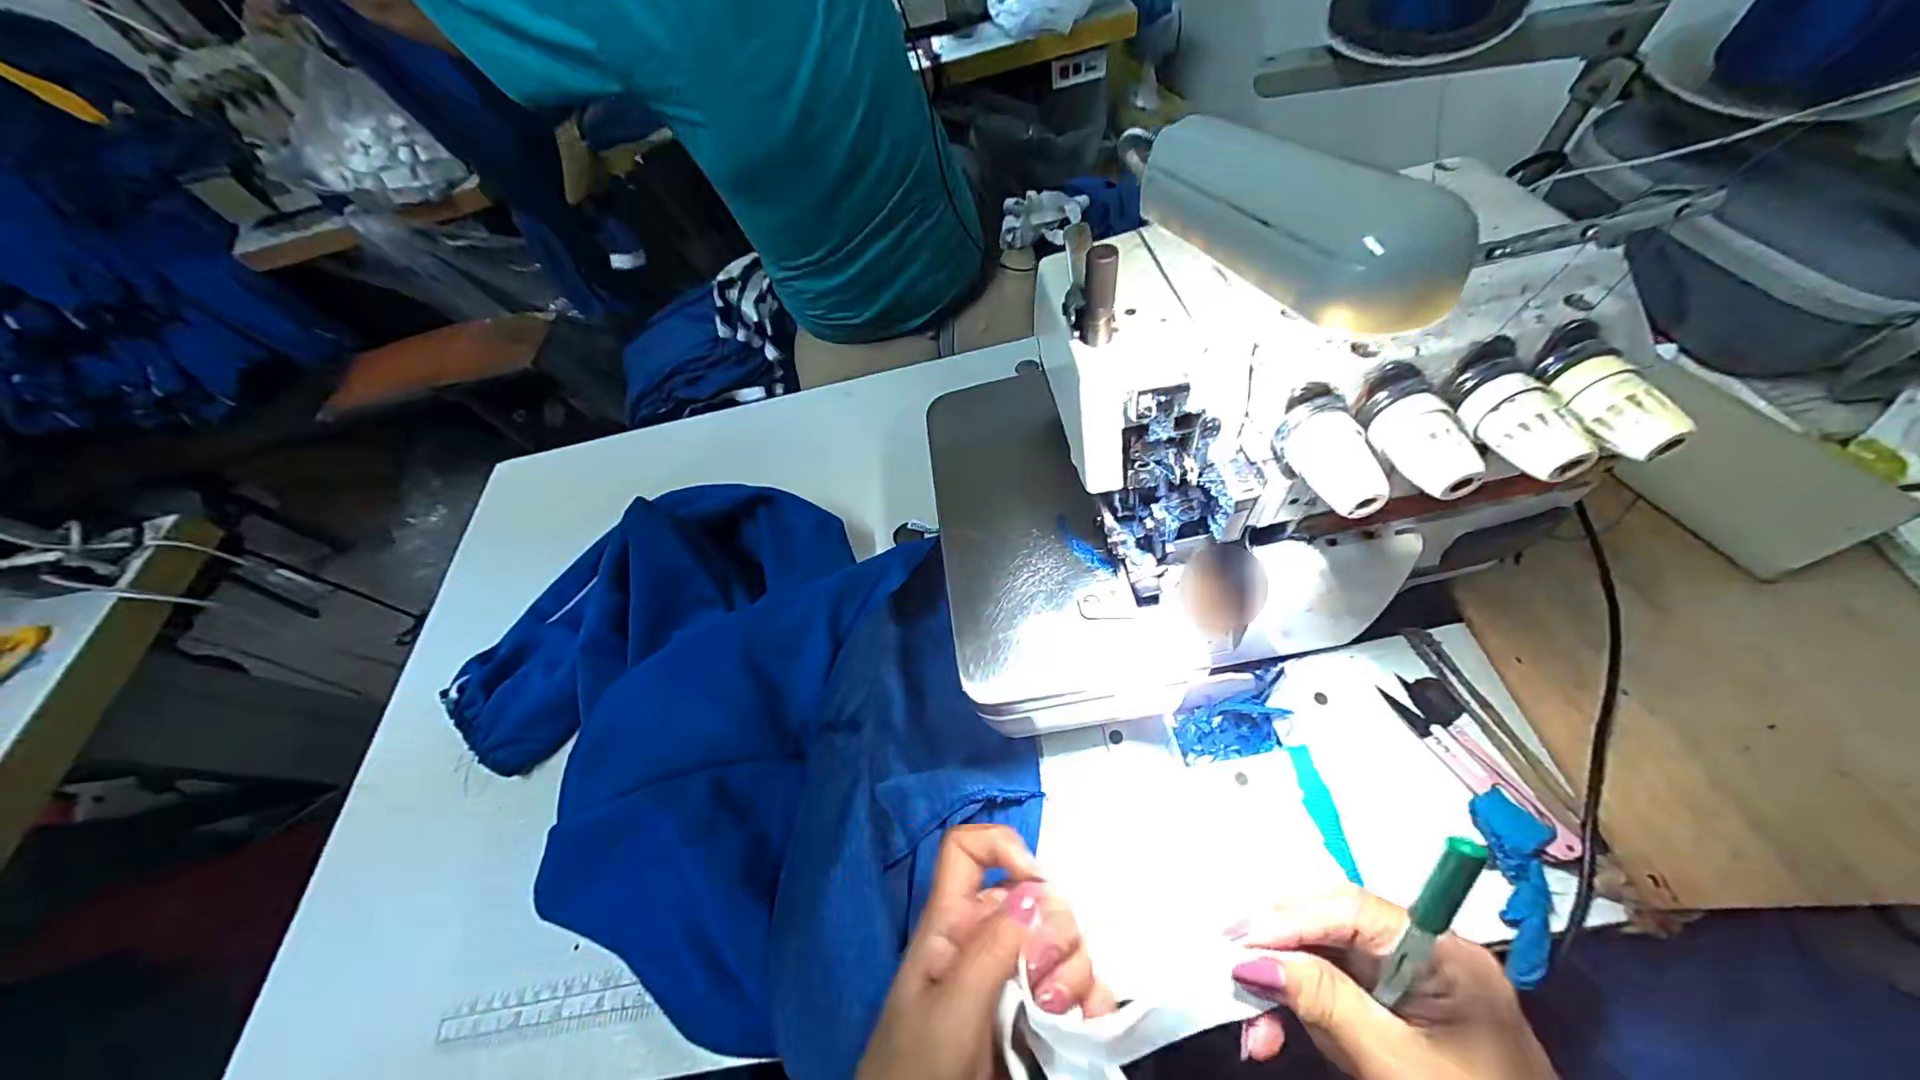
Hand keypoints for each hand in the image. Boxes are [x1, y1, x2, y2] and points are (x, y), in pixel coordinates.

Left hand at [856, 825, 1115, 1079]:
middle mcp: (984, 938)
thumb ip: (991, 950)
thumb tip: (1037, 890)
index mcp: (950, 923)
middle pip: (1032, 896)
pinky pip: (1079, 983)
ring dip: (1073, 969)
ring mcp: (1013, 975)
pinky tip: (1090, 1020)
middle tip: (1042, 978)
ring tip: (1056, 1011)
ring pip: (1061, 939)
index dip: (1000, 846)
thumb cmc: (918, 1069)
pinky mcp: (1038, 1012)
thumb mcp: (950, 1010)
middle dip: (1051, 929)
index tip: (1034, 884)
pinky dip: (1092, 996)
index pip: (965, 849)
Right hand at [1229, 886, 1555, 1079]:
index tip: (1242, 945)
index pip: (1354, 909)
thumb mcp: (1396, 1066)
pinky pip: (1331, 988)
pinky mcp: (1392, 1006)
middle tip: (1234, 979)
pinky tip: (1274, 1034)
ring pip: (1322, 958)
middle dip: (1281, 957)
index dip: (1292, 919)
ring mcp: (1408, 979)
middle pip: (1331, 927)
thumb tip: (1252, 961)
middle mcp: (1426, 952)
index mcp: (1447, 955)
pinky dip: (1300, 1009)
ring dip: (1283, 990)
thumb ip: (1326, 1002)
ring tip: (1256, 1029)